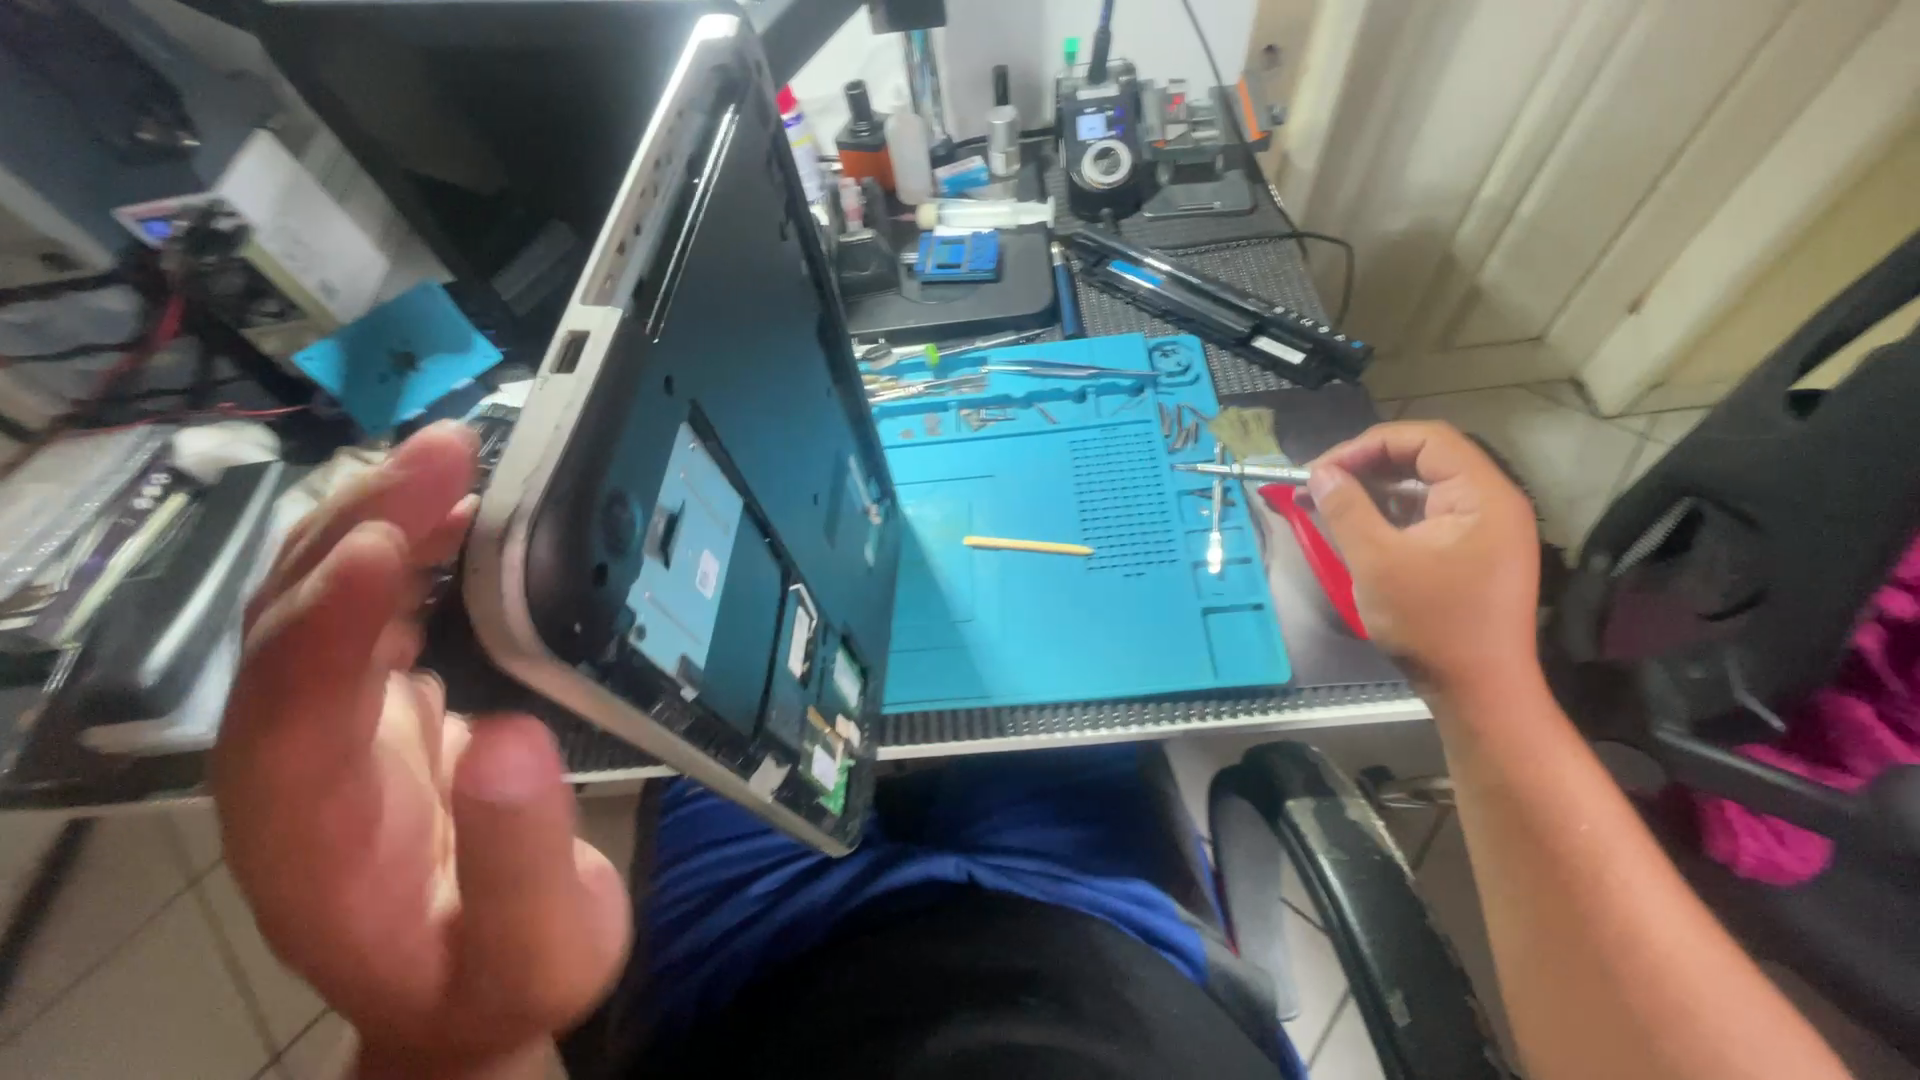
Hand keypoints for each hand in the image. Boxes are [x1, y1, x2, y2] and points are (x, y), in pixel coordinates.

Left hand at [213, 421, 630, 1076]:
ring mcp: (329, 731)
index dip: (330, 626)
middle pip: (288, 634)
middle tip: (443, 454)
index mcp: (314, 841)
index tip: (398, 544)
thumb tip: (508, 734)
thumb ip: (519, 857)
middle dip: (358, 533)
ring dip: (380, 521)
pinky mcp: (372, 708)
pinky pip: (370, 610)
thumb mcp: (539, 942)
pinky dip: (411, 550)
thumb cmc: (508, 976)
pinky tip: (460, 515)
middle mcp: (294, 770)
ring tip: (454, 458)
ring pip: (321, 605)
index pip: (288, 718)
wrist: (472, 993)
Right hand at [1303, 421, 1540, 700]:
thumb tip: (1321, 473)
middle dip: (1367, 466)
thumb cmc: (1430, 623)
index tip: (1322, 468)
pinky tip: (1358, 528)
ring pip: (1424, 489)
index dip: (1368, 445)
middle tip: (1320, 484)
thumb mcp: (1377, 562)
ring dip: (1375, 491)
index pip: (1426, 439)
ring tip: (1329, 504)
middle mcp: (1492, 502)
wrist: (1478, 690)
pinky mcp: (1474, 553)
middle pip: (1426, 459)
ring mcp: (1485, 529)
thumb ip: (1346, 509)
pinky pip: (1429, 516)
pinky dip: (1391, 516)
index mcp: (1482, 495)